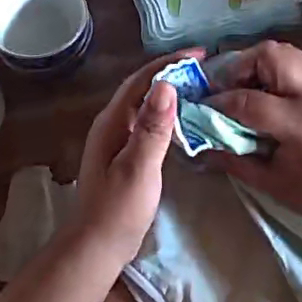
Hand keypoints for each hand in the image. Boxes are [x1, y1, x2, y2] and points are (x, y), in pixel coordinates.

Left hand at [70, 49, 201, 266]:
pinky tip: (183, 119)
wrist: (96, 246)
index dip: (169, 63)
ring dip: (169, 91)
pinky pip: (148, 121)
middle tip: (206, 69)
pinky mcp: (124, 153)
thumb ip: (152, 128)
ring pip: (145, 103)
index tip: (200, 55)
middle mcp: (112, 123)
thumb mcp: (139, 168)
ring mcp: (116, 138)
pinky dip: (167, 113)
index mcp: (112, 121)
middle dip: (171, 72)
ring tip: (200, 87)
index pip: (141, 80)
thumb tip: (166, 85)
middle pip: (142, 87)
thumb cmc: (118, 208)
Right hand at [203, 40, 301, 235]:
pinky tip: (265, 94)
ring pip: (284, 52)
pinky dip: (273, 69)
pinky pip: (295, 63)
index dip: (217, 105)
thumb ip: (237, 161)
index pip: (246, 100)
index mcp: (300, 122)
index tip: (198, 111)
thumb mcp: (277, 185)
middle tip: (223, 90)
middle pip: (268, 56)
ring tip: (243, 88)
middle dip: (238, 68)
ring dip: (256, 64)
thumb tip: (201, 149)